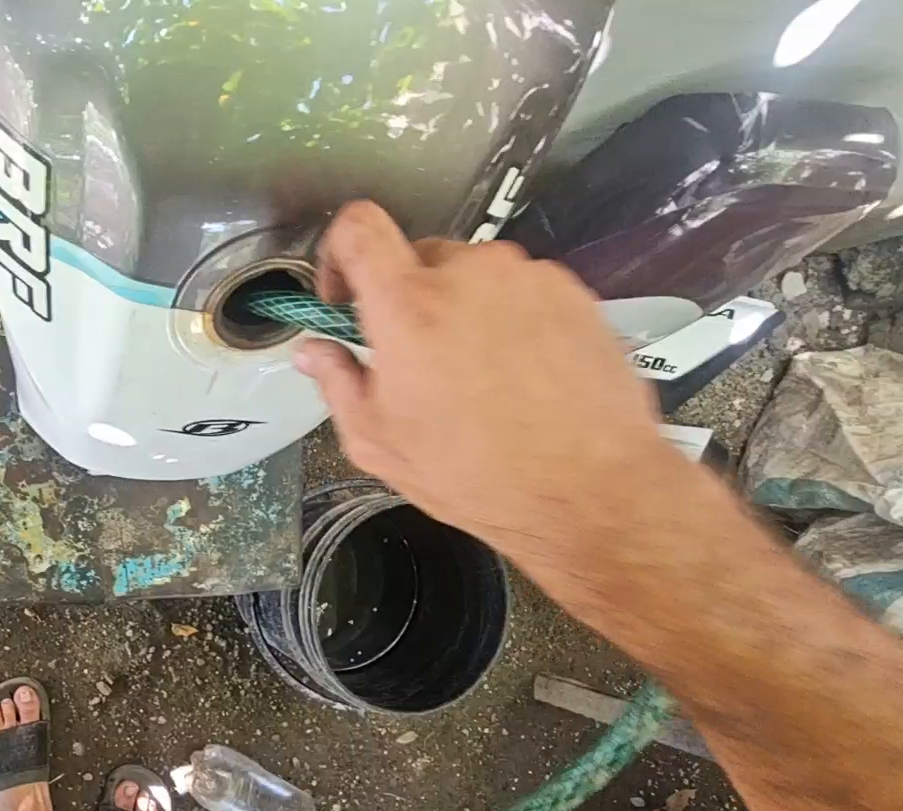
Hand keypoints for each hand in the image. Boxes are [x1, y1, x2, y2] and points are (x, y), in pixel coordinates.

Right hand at [295, 201, 688, 575]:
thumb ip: (337, 382)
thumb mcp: (377, 441)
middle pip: (415, 258)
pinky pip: (517, 290)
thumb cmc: (473, 473)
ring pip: (469, 276)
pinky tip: (512, 375)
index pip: (358, 228)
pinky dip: (502, 320)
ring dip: (456, 312)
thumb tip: (315, 351)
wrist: (587, 489)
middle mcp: (470, 274)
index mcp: (408, 307)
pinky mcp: (572, 292)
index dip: (338, 252)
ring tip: (469, 377)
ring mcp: (528, 277)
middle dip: (403, 301)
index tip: (343, 295)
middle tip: (411, 361)